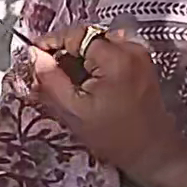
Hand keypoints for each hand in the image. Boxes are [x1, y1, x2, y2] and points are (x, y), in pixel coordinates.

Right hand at [28, 27, 186, 180]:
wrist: (153, 152)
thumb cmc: (112, 135)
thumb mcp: (73, 111)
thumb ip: (51, 79)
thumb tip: (34, 53)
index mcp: (114, 57)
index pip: (75, 34)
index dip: (51, 42)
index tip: (35, 55)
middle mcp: (130, 48)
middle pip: (87, 36)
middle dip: (65, 49)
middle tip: (48, 69)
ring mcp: (139, 54)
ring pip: (98, 42)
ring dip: (79, 55)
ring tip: (66, 77)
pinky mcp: (142, 62)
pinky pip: (111, 50)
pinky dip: (95, 60)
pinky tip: (86, 80)